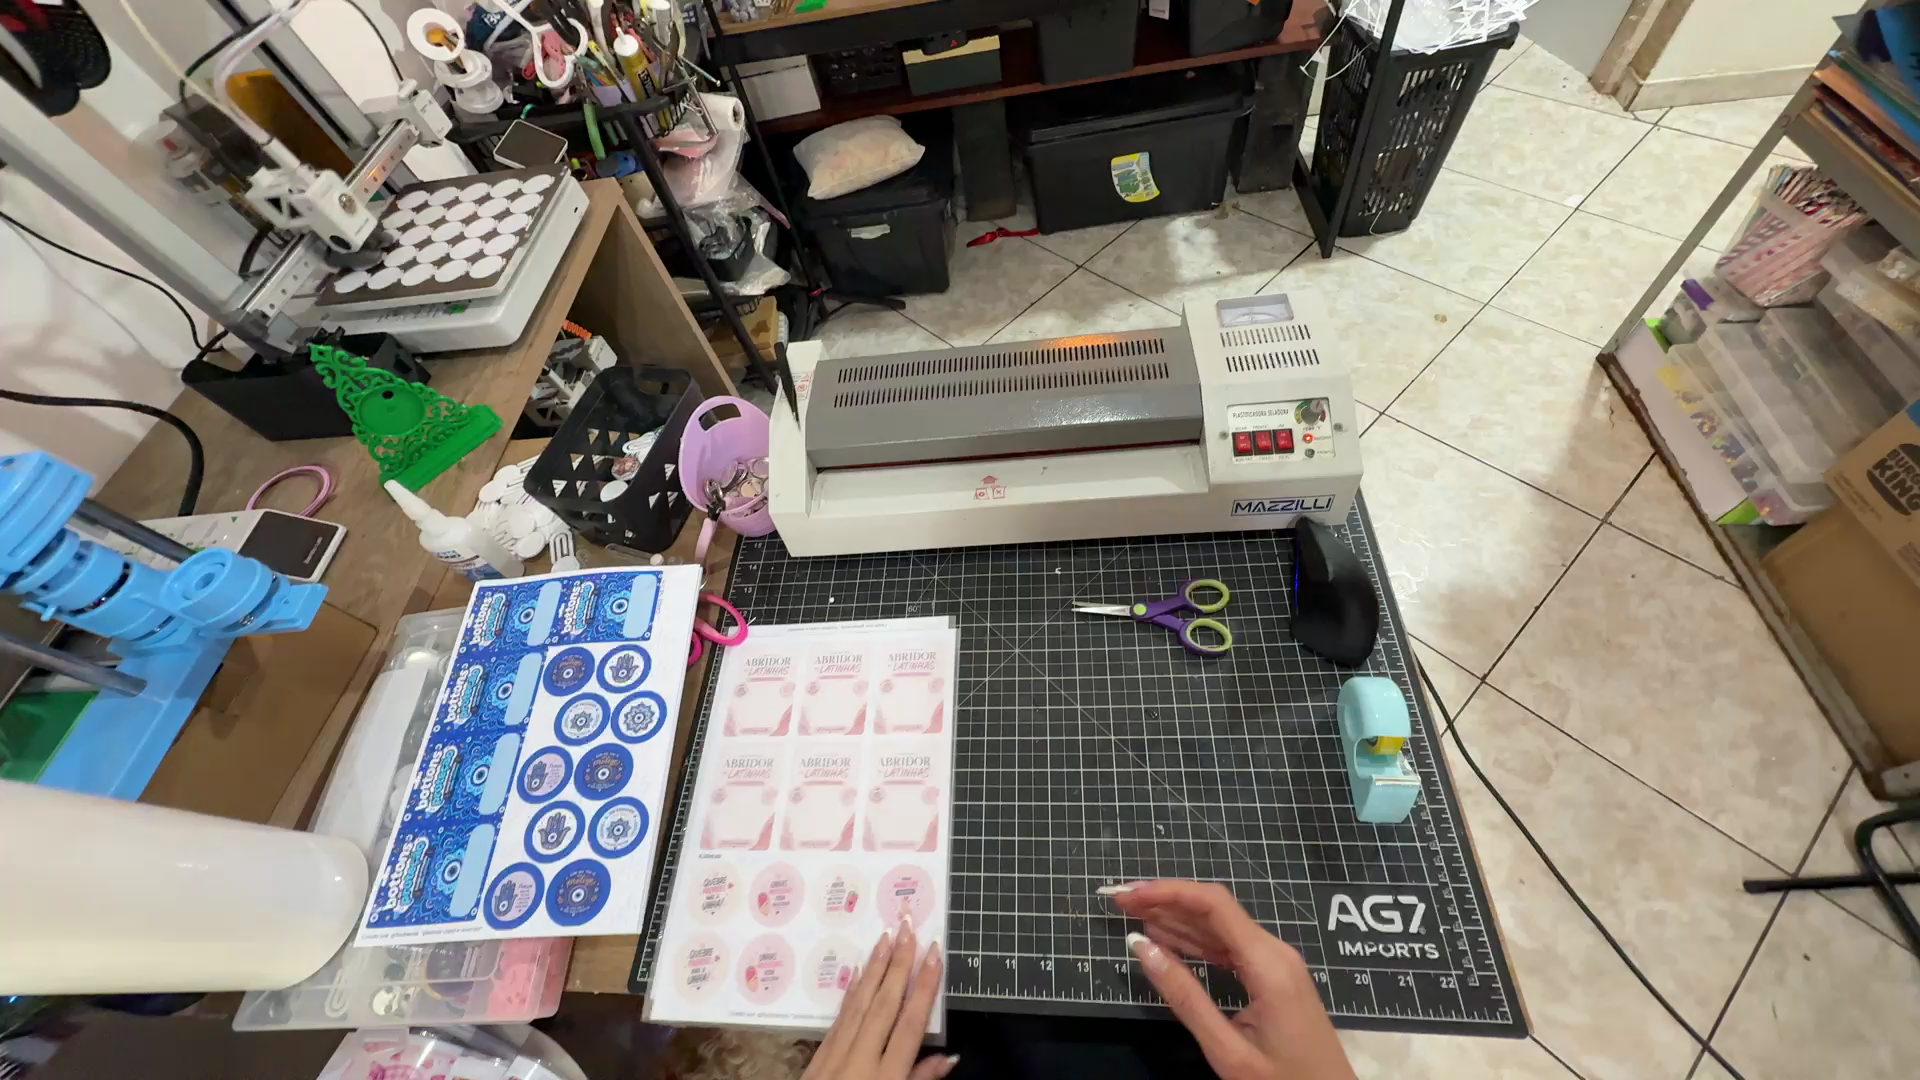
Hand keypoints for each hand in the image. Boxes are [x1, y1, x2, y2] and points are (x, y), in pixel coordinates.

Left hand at [802, 915, 957, 1079]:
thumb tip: (951, 1056)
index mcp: (885, 1077)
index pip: (910, 1024)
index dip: (925, 986)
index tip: (935, 950)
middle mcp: (861, 1060)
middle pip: (885, 1003)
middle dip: (899, 961)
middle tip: (907, 923)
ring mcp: (836, 1055)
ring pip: (861, 1002)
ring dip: (876, 966)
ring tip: (887, 933)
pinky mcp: (819, 1056)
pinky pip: (840, 1016)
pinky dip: (853, 990)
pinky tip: (859, 969)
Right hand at [1109, 880, 1355, 1079]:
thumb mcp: (1229, 1052)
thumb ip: (1184, 996)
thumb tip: (1139, 945)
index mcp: (1268, 962)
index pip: (1212, 904)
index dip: (1166, 891)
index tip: (1127, 895)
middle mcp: (1274, 951)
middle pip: (1213, 908)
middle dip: (1164, 900)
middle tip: (1119, 902)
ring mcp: (1276, 964)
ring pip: (1219, 926)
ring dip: (1175, 918)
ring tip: (1133, 915)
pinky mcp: (1273, 979)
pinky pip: (1229, 947)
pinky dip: (1194, 940)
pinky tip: (1166, 939)